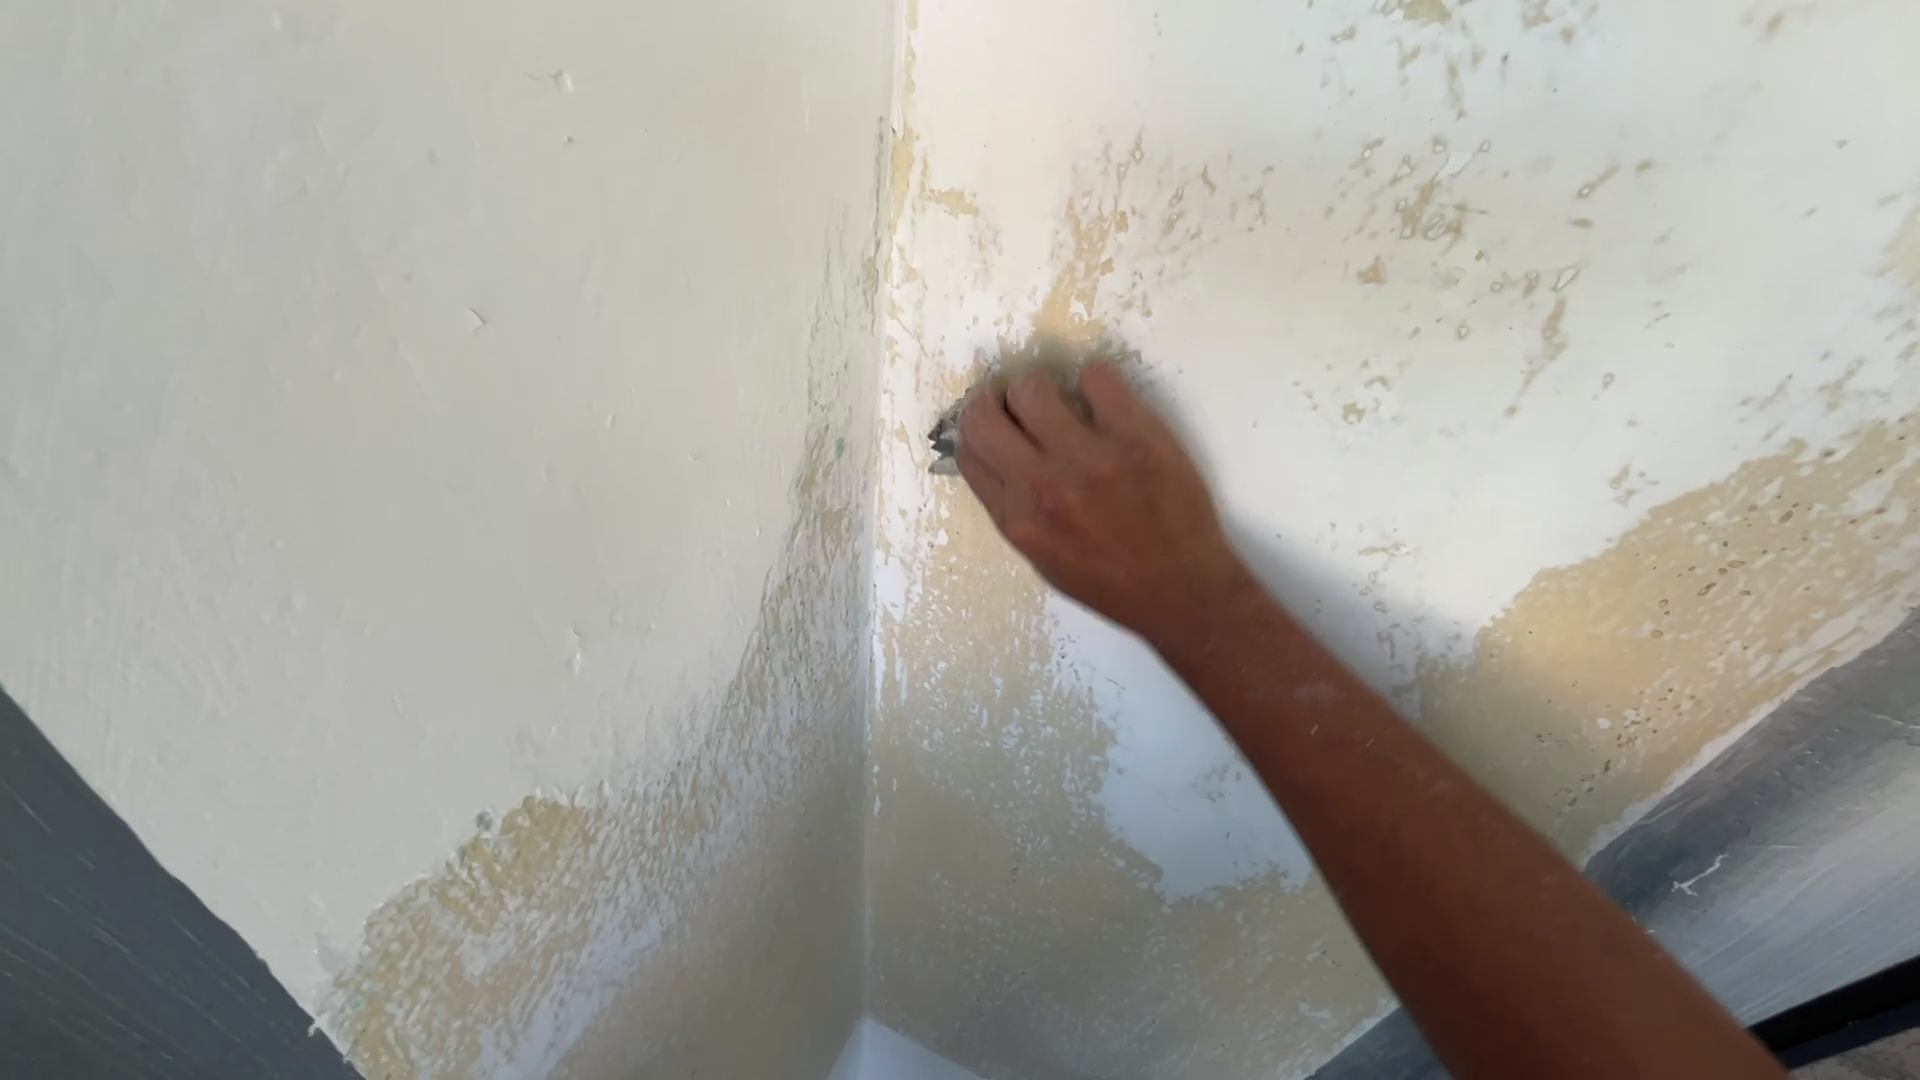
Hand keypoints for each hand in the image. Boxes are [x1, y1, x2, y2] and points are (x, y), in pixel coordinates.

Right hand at [955, 363, 1250, 644]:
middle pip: (984, 414)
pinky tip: (1104, 403)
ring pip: (1033, 387)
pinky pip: (1096, 376)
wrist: (1181, 592)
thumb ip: (1013, 507)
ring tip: (1063, 405)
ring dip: (1041, 389)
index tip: (996, 424)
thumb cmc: (1109, 581)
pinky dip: (1094, 381)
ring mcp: (1090, 460)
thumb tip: (996, 454)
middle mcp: (1043, 487)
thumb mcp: (1042, 558)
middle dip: (995, 401)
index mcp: (1018, 520)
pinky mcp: (1137, 437)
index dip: (978, 430)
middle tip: (1019, 406)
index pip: (969, 450)